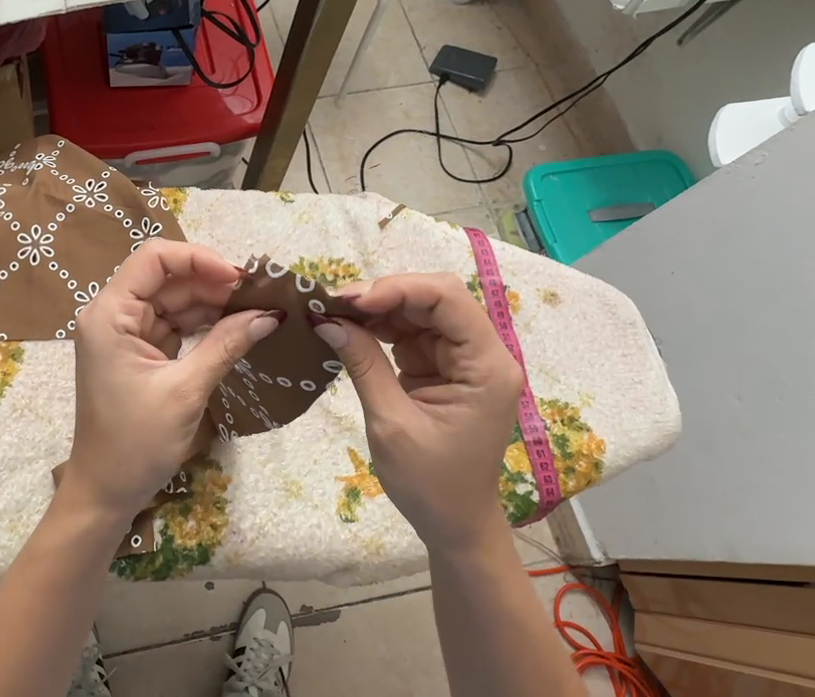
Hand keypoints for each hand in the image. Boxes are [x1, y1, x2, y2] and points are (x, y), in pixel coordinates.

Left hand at [63, 240, 282, 519]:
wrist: (105, 492)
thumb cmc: (136, 442)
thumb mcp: (185, 391)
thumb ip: (225, 345)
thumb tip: (269, 315)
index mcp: (110, 314)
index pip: (153, 259)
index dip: (197, 258)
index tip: (238, 276)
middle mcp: (113, 314)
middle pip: (167, 278)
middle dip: (212, 281)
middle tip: (261, 294)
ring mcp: (126, 333)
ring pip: (174, 299)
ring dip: (213, 302)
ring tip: (257, 307)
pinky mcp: (139, 351)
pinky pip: (174, 323)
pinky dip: (204, 323)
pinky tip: (237, 324)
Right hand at [310, 274, 522, 552]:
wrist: (455, 526)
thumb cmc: (431, 484)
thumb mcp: (391, 424)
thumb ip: (364, 364)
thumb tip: (327, 319)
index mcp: (487, 366)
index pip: (447, 298)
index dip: (398, 288)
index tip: (350, 301)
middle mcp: (482, 353)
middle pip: (435, 297)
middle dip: (384, 294)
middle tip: (334, 304)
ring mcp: (463, 358)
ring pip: (420, 309)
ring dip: (378, 308)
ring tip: (334, 314)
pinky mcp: (443, 367)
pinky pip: (411, 331)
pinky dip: (380, 326)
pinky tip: (350, 329)